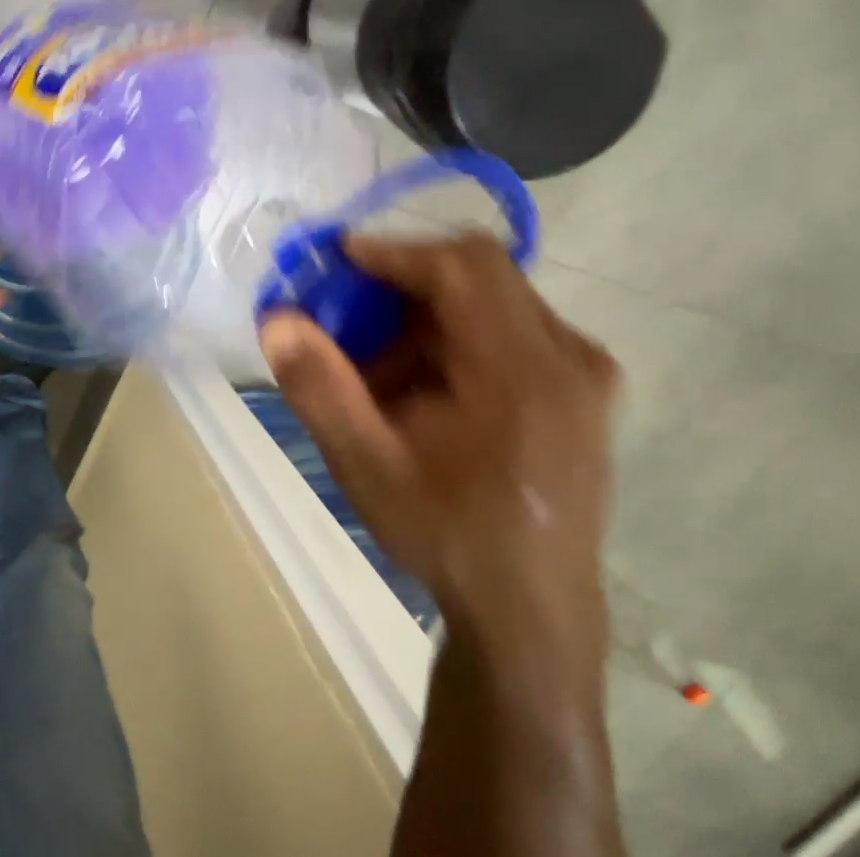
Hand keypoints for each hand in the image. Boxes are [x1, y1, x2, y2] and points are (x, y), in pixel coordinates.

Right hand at [259, 233, 618, 651]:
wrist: (530, 608)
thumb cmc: (447, 534)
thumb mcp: (366, 464)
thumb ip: (319, 387)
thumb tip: (276, 318)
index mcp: (525, 370)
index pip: (465, 266)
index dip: (395, 251)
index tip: (334, 262)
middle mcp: (569, 355)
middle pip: (480, 279)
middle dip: (401, 290)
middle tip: (343, 326)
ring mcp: (583, 374)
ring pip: (492, 304)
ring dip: (423, 320)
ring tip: (375, 374)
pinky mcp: (580, 392)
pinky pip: (509, 334)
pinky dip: (452, 343)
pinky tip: (418, 393)